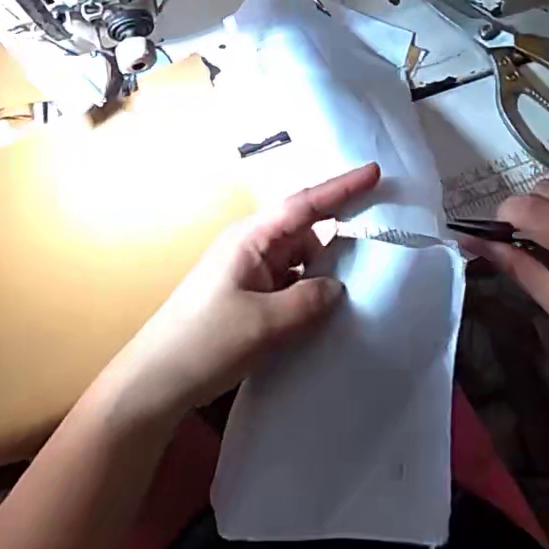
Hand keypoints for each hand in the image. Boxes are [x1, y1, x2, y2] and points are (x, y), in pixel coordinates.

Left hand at [94, 163, 378, 424]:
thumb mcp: (265, 323)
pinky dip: (313, 290)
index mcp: (252, 239)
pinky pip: (292, 283)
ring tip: (373, 274)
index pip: (304, 204)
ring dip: (329, 267)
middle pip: (306, 229)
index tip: (375, 171)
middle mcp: (252, 247)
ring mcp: (250, 272)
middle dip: (343, 229)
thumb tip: (337, 287)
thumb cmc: (207, 340)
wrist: (160, 376)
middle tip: (388, 231)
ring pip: (301, 259)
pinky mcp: (250, 297)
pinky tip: (336, 307)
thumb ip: (308, 301)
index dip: (341, 188)